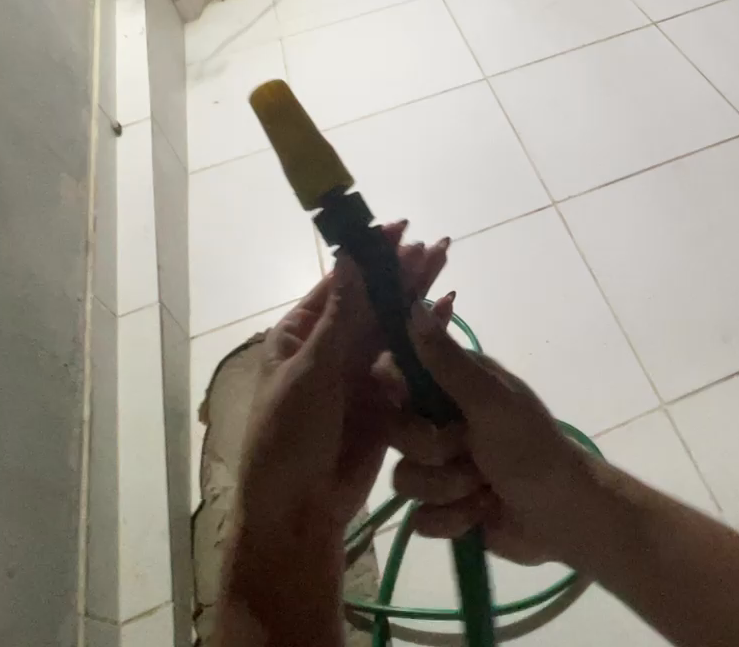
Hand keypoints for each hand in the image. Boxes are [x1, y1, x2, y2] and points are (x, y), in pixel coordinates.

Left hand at [224, 223, 448, 640]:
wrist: (300, 510)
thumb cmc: (290, 436)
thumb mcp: (310, 371)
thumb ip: (339, 315)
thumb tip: (354, 256)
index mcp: (300, 334)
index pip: (341, 282)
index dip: (370, 255)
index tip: (400, 230)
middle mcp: (330, 345)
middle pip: (372, 298)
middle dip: (402, 270)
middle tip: (437, 245)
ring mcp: (358, 369)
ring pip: (393, 321)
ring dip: (418, 293)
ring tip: (445, 261)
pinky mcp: (383, 394)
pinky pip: (408, 355)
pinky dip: (428, 332)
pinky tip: (448, 307)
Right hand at [385, 294, 606, 565]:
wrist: (563, 514)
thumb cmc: (530, 447)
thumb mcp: (489, 400)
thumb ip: (446, 360)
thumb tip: (413, 306)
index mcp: (455, 385)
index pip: (399, 373)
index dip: (394, 389)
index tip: (405, 400)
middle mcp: (443, 420)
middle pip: (396, 432)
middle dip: (432, 449)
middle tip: (466, 448)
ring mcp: (441, 467)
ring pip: (405, 478)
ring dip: (447, 489)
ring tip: (482, 488)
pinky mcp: (444, 508)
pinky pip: (418, 519)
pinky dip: (452, 520)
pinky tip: (480, 514)